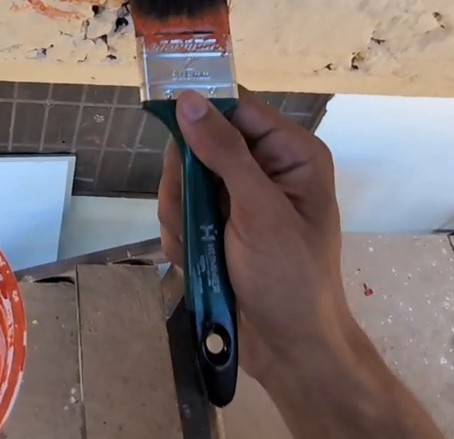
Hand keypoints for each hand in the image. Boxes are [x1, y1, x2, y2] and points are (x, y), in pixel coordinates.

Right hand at [157, 90, 347, 377]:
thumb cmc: (290, 279)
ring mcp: (235, 194)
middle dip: (186, 182)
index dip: (199, 108)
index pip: (235, 105)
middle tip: (194, 213)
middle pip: (197, 141)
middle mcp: (262, 165)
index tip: (163, 115)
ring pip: (180, 177)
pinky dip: (181, 235)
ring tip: (202, 246)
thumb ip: (224, 152)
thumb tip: (188, 98)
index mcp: (289, 152)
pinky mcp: (215, 219)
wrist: (291, 354)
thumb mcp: (260, 212)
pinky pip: (177, 208)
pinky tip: (199, 259)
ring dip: (181, 214)